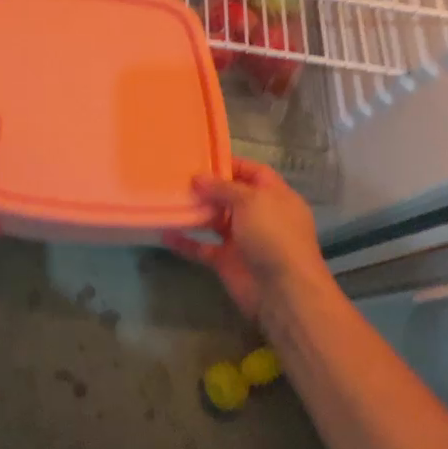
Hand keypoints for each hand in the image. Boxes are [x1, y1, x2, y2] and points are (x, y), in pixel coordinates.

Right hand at [165, 159, 329, 321]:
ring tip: (169, 197)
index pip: (253, 172)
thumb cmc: (273, 235)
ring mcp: (243, 239)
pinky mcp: (227, 262)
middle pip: (231, 195)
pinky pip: (202, 247)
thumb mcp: (250, 201)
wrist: (283, 292)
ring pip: (215, 220)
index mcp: (275, 196)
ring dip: (195, 211)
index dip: (231, 163)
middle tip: (178, 175)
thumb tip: (197, 178)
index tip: (201, 156)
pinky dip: (185, 242)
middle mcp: (260, 216)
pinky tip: (165, 233)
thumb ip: (222, 187)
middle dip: (207, 186)